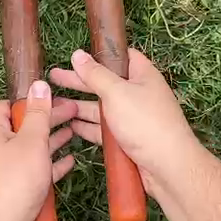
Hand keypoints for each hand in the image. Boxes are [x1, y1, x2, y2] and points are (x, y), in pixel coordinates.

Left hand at [0, 80, 77, 220]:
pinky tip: (68, 162)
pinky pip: (31, 172)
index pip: (7, 105)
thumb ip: (38, 113)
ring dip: (50, 142)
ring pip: (28, 150)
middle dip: (47, 120)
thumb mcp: (31, 142)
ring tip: (74, 133)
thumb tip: (39, 84)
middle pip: (21, 127)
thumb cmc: (13, 184)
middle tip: (73, 112)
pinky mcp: (9, 191)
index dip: (30, 100)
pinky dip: (48, 166)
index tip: (53, 98)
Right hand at [50, 48, 205, 194]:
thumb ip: (95, 74)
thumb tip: (78, 55)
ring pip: (102, 107)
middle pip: (104, 82)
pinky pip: (104, 129)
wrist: (167, 166)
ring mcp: (132, 117)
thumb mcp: (117, 93)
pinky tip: (70, 126)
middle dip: (80, 81)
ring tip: (54, 104)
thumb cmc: (145, 122)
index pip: (121, 56)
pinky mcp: (127, 138)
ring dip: (80, 106)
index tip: (76, 55)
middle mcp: (138, 93)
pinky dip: (88, 126)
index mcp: (142, 75)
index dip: (100, 54)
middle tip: (54, 77)